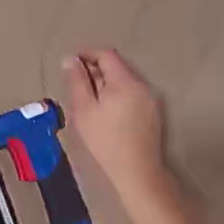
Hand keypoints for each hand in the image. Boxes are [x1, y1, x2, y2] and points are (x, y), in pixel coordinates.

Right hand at [60, 49, 177, 217]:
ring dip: (105, 82)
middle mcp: (141, 85)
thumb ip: (77, 81)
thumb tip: (71, 60)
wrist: (135, 169)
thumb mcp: (83, 109)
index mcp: (125, 81)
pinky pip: (131, 93)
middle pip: (117, 66)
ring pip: (124, 80)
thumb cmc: (104, 140)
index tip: (71, 63)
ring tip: (88, 98)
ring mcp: (150, 98)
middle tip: (76, 83)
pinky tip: (105, 111)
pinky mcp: (152, 111)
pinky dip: (116, 93)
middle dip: (95, 69)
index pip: (106, 55)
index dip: (87, 54)